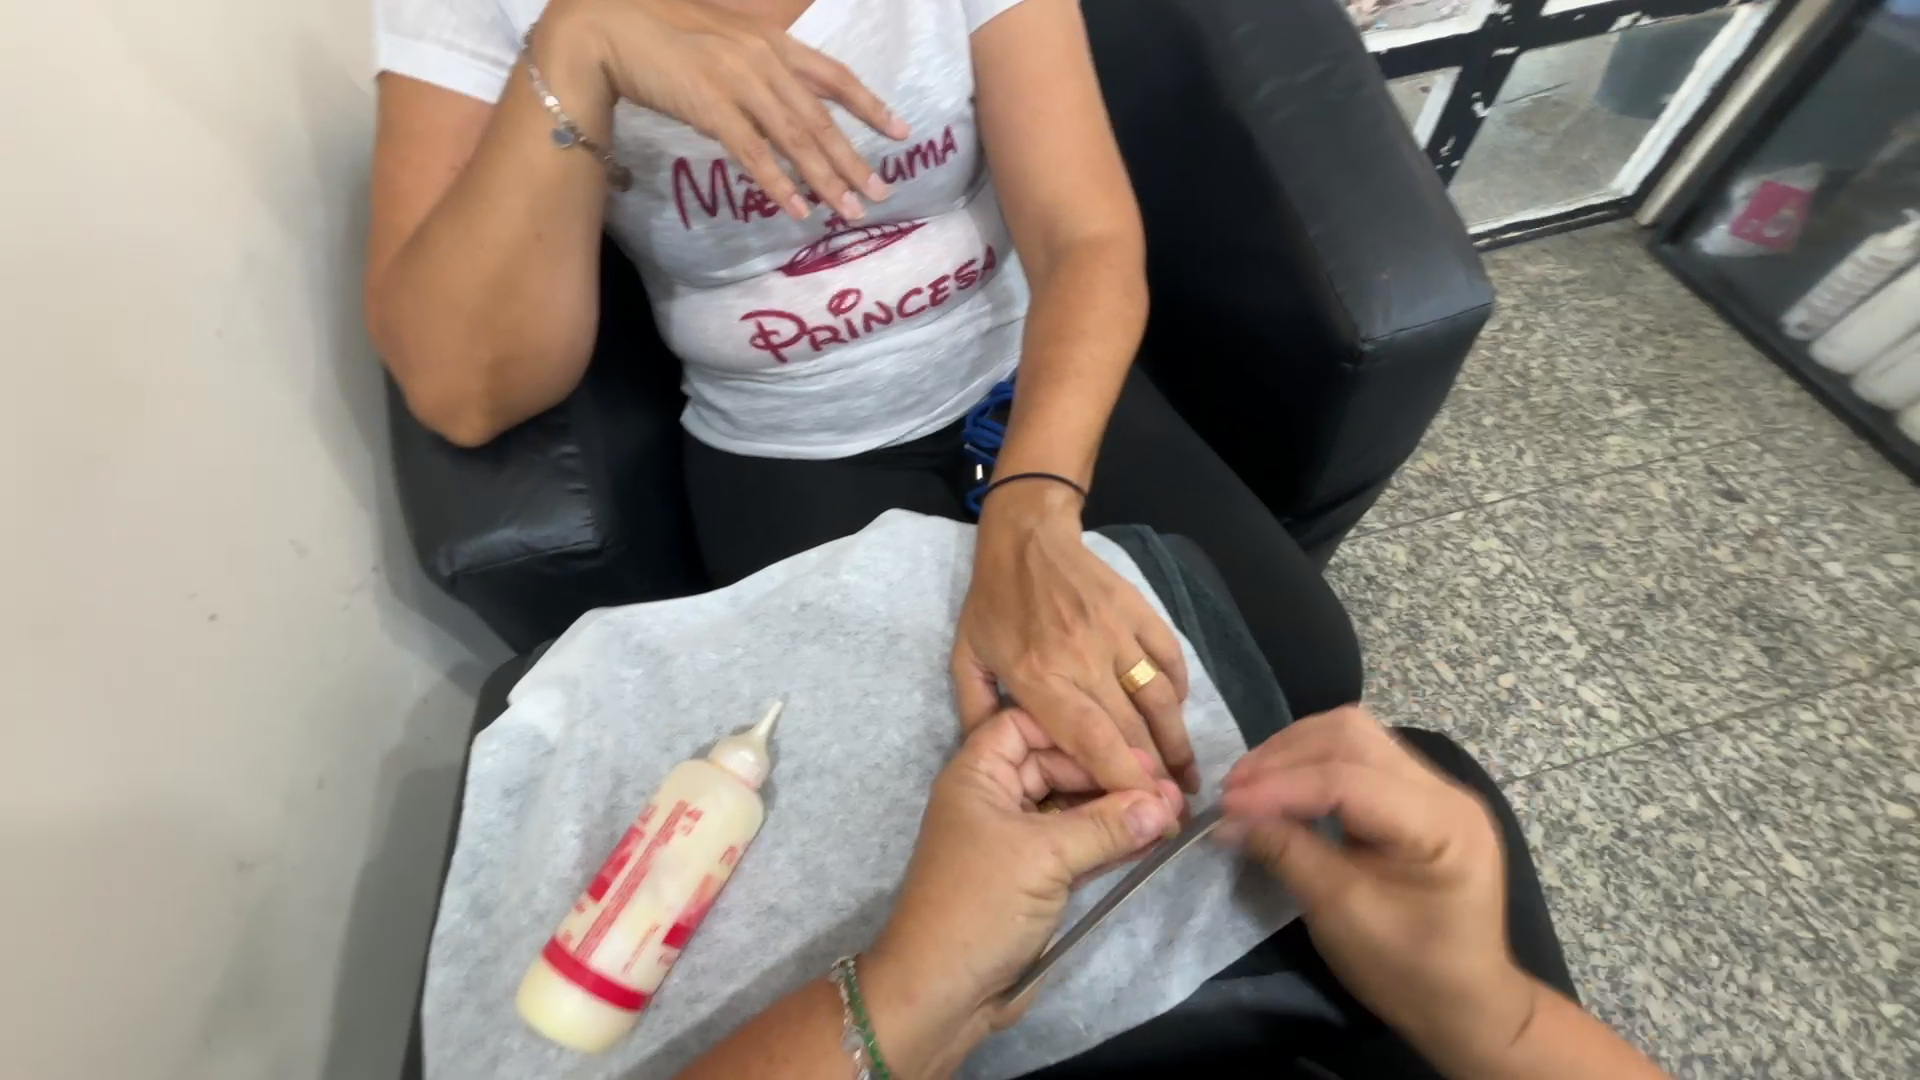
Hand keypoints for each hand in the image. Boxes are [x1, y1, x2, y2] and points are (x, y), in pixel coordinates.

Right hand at [543, 0, 908, 218]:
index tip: (901, 133)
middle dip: (854, 160)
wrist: (609, 27)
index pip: (834, 76)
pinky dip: (779, 184)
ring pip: (796, 140)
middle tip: (881, 194)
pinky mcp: (711, 108)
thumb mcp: (729, 41)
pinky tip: (800, 210)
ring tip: (850, 211)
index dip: (870, 105)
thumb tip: (796, 104)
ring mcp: (738, 82)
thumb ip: (766, 67)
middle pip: (821, 119)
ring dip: (826, 180)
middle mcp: (763, 60)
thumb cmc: (669, 34)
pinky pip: (755, 154)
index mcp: (773, 42)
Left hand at [868, 709, 1179, 1049]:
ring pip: (1073, 806)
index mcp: (979, 772)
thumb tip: (1164, 803)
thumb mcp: (1043, 855)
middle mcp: (997, 794)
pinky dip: (1112, 840)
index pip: (1026, 724)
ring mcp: (1018, 834)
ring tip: (1173, 807)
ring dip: (1118, 808)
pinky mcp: (1037, 871)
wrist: (943, 993)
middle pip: (1057, 764)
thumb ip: (1105, 826)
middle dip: (1108, 773)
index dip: (1070, 727)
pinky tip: (1153, 837)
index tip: (1122, 738)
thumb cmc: (981, 902)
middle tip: (1165, 782)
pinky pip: (1079, 842)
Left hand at [951, 482, 1196, 804]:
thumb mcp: (966, 659)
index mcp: (1038, 676)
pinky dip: (1179, 692)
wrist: (1025, 539)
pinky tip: (1175, 715)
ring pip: (1160, 699)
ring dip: (1177, 742)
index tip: (1145, 812)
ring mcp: (1116, 632)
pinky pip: (1170, 659)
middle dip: (1156, 776)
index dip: (1122, 781)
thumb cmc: (993, 603)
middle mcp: (1083, 658)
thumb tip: (997, 763)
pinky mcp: (1138, 611)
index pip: (1090, 739)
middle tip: (1170, 810)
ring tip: (1186, 777)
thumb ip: (977, 713)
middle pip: (1132, 729)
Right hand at [1218, 707, 1536, 1062]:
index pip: (1347, 779)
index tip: (1227, 805)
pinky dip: (1306, 759)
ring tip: (1249, 782)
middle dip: (1282, 756)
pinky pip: (1353, 752)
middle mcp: (1443, 790)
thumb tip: (1227, 818)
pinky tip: (1279, 783)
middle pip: (1349, 737)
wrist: (1466, 1006)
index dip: (1280, 787)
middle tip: (1234, 789)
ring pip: (1348, 734)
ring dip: (1291, 751)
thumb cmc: (1409, 970)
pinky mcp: (1411, 791)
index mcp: (1441, 824)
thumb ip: (1286, 853)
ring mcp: (1431, 786)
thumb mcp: (1342, 914)